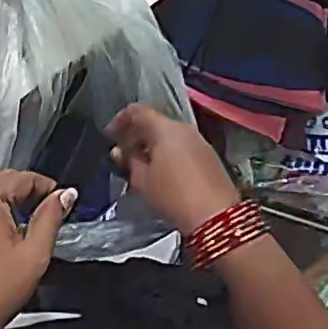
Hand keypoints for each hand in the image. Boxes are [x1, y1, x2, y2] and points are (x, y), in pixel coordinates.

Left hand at [0, 171, 75, 325]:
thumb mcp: (33, 253)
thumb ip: (50, 218)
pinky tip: (9, 233)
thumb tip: (65, 195)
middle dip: (28, 190)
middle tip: (51, 209)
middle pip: (2, 181)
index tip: (64, 199)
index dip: (46, 185)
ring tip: (33, 222)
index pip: (21, 177)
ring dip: (11, 201)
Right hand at [107, 104, 240, 234]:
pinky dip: (167, 152)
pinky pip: (182, 146)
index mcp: (164, 128)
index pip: (138, 111)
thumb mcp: (142, 180)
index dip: (120, 119)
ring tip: (140, 164)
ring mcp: (199, 141)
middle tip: (123, 153)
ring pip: (169, 135)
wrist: (217, 217)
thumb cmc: (172, 194)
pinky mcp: (209, 156)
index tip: (110, 135)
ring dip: (152, 145)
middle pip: (154, 123)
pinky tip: (161, 171)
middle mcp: (183, 129)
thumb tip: (119, 151)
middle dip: (136, 135)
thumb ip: (129, 160)